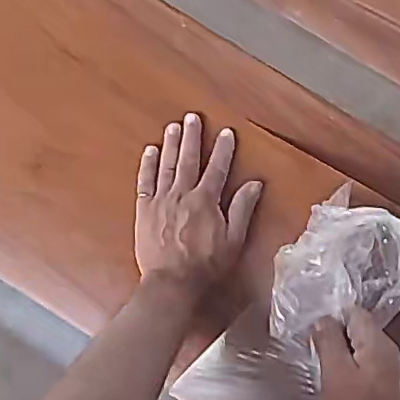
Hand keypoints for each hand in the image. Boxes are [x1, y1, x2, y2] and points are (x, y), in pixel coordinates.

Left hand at [135, 112, 262, 299]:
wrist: (171, 282)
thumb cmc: (205, 264)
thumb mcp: (233, 240)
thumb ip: (242, 209)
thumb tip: (255, 184)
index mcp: (206, 200)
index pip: (218, 168)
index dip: (224, 149)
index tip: (227, 132)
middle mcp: (183, 194)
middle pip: (189, 160)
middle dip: (193, 137)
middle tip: (193, 117)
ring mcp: (161, 200)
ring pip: (167, 165)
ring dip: (171, 144)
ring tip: (174, 126)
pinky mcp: (144, 210)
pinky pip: (145, 182)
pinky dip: (148, 165)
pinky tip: (150, 151)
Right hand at [312, 308, 399, 399]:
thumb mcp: (334, 373)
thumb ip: (329, 341)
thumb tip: (323, 319)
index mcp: (378, 343)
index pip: (354, 312)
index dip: (331, 316)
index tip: (311, 331)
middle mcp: (387, 350)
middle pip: (356, 327)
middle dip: (333, 332)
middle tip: (310, 347)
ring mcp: (385, 367)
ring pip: (356, 345)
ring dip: (336, 350)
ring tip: (317, 362)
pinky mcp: (380, 383)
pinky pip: (359, 362)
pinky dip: (344, 364)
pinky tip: (330, 377)